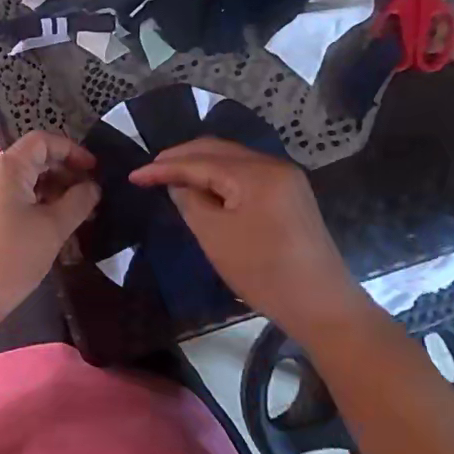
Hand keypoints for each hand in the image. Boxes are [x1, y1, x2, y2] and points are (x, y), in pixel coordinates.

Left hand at [0, 132, 100, 333]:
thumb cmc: (14, 257)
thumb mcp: (54, 227)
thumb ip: (79, 201)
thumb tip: (93, 186)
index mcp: (6, 169)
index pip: (41, 140)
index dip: (72, 149)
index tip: (96, 170)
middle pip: (33, 158)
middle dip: (66, 170)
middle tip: (93, 193)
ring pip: (26, 178)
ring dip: (54, 188)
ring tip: (82, 210)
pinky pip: (16, 195)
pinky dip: (39, 201)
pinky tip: (59, 221)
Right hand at [129, 138, 365, 333]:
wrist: (320, 304)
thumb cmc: (262, 270)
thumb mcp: (213, 235)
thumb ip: (189, 201)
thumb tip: (178, 184)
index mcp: (256, 174)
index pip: (198, 162)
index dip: (162, 168)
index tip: (133, 176)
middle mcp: (274, 166)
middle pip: (217, 149)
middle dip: (179, 157)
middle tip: (148, 172)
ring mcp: (285, 180)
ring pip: (231, 159)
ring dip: (198, 164)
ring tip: (168, 177)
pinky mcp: (288, 195)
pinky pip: (244, 173)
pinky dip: (217, 175)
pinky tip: (200, 186)